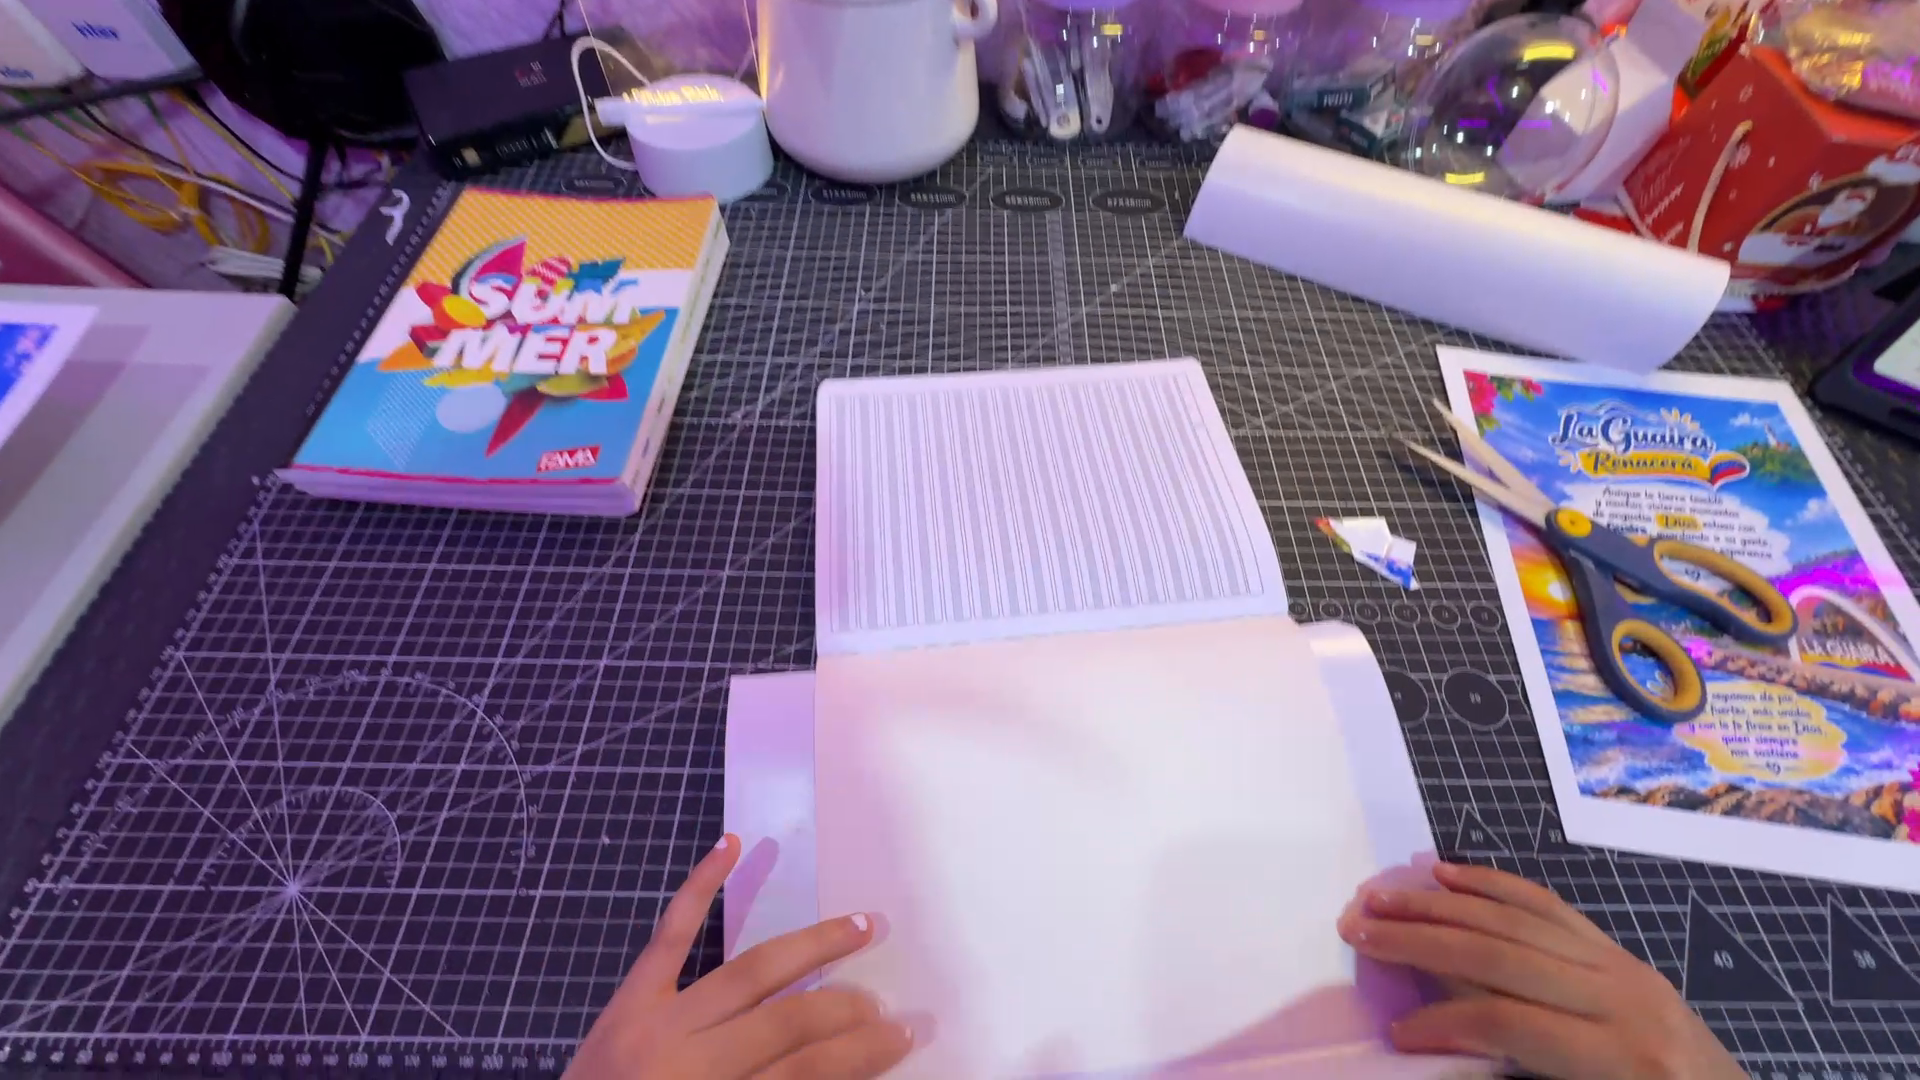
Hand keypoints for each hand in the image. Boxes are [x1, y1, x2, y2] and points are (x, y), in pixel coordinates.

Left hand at [565, 834, 912, 1079]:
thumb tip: (833, 1061)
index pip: (806, 1072)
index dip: (861, 1055)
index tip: (904, 1036)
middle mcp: (688, 1064)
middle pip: (787, 1022)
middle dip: (846, 1008)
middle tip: (884, 1000)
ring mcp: (656, 1023)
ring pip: (749, 973)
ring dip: (811, 947)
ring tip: (859, 926)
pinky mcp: (629, 999)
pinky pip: (670, 935)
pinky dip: (699, 886)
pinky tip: (731, 845)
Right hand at [1338, 862, 1746, 1079]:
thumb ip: (1517, 1072)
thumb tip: (1431, 1035)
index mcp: (1623, 1058)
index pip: (1506, 1020)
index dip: (1440, 1023)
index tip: (1393, 1033)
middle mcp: (1622, 998)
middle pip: (1496, 953)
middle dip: (1416, 940)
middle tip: (1355, 930)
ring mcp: (1621, 965)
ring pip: (1510, 918)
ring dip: (1433, 904)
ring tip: (1378, 898)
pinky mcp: (1618, 951)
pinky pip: (1544, 904)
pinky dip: (1487, 884)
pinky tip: (1440, 873)